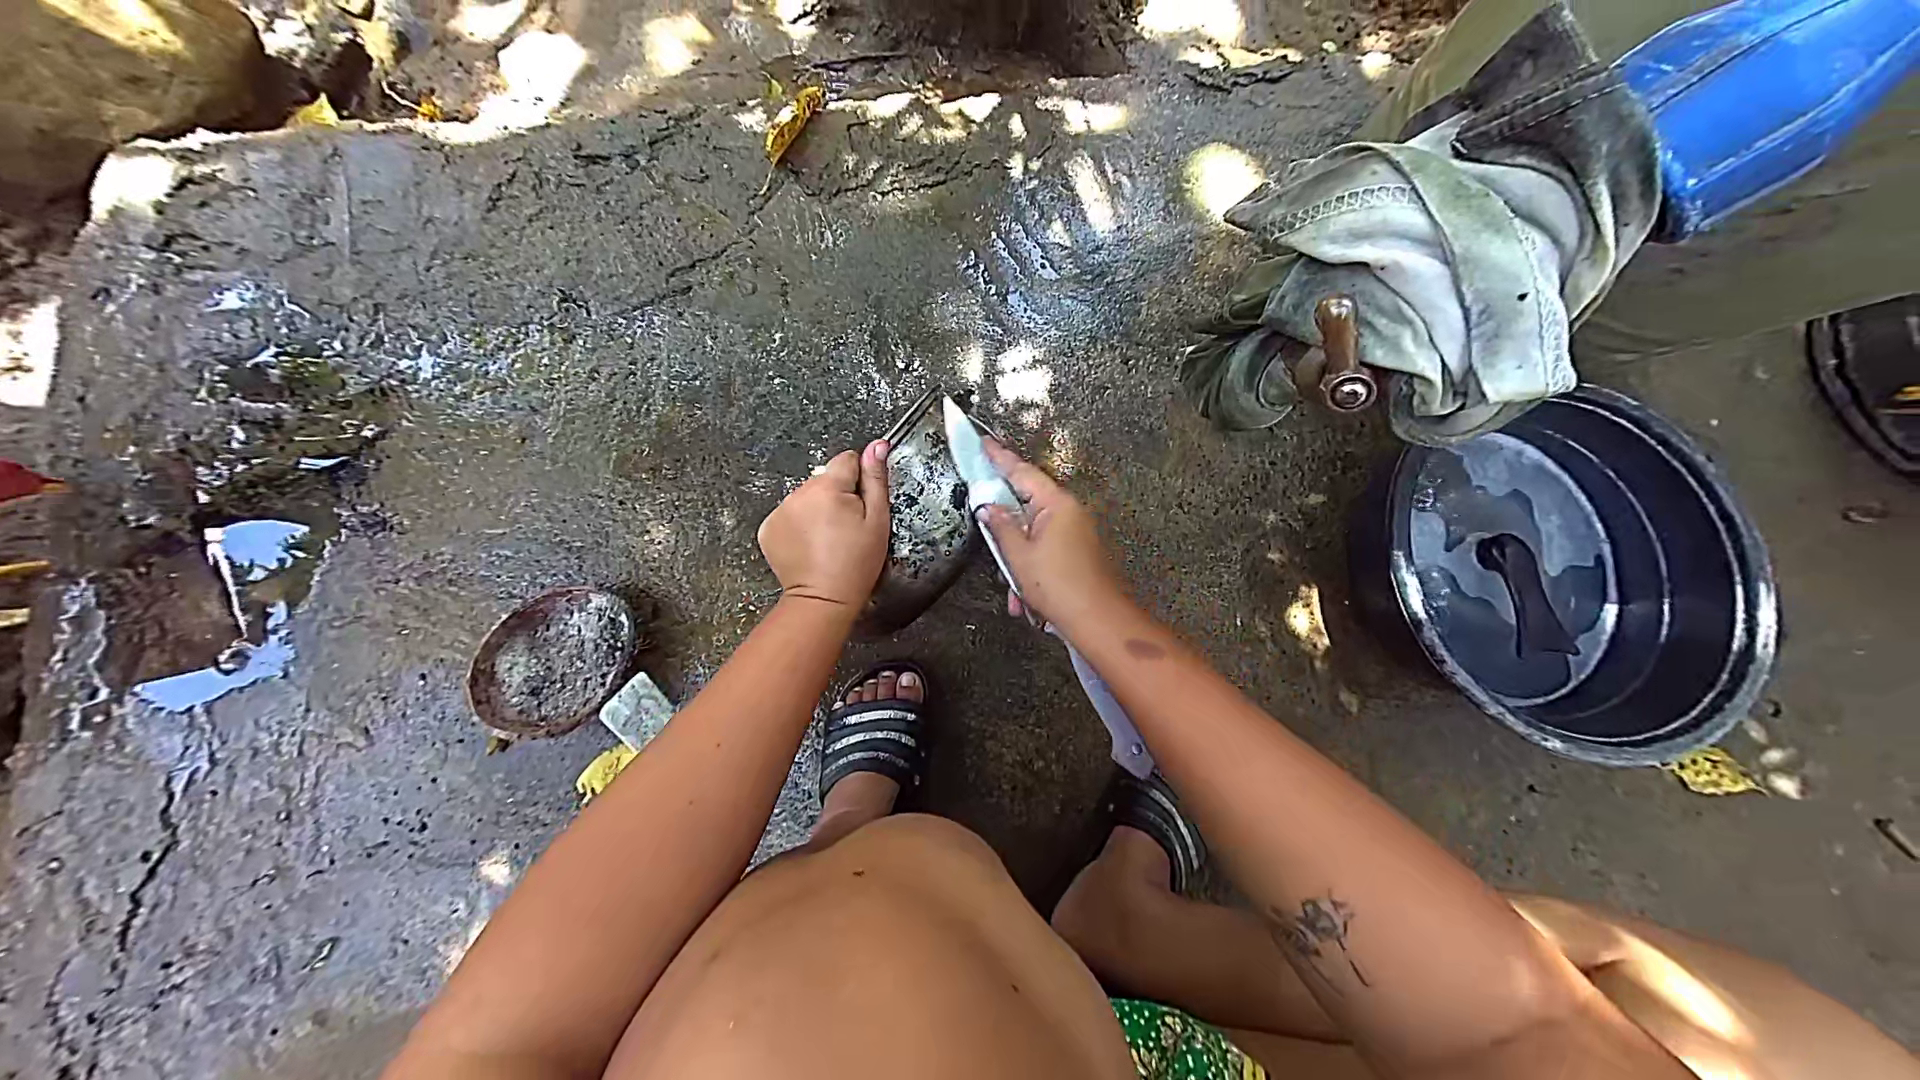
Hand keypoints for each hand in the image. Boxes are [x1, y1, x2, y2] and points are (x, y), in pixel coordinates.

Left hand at [758, 440, 890, 609]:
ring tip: (828, 539)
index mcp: (828, 488)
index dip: (859, 481)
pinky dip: (800, 525)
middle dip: (837, 497)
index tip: (861, 506)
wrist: (824, 599)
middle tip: (846, 528)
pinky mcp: (768, 528)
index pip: (847, 460)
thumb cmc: (855, 565)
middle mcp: (798, 493)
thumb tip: (877, 446)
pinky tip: (812, 544)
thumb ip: (876, 479)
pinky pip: (790, 514)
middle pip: (825, 480)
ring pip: (806, 496)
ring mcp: (780, 511)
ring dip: (817, 510)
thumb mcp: (878, 520)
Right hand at [976, 438, 1126, 630]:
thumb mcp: (1018, 555)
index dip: (998, 457)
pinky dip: (1031, 572)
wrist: (1096, 620)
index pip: (1021, 471)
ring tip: (1016, 588)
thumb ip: (1000, 526)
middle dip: (1006, 532)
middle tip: (993, 542)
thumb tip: (988, 508)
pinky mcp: (1077, 552)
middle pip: (1025, 507)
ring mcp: (1075, 533)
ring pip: (1032, 536)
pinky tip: (1026, 598)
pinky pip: (1045, 552)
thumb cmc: (1062, 587)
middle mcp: (1069, 513)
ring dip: (1018, 561)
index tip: (984, 443)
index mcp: (1056, 504)